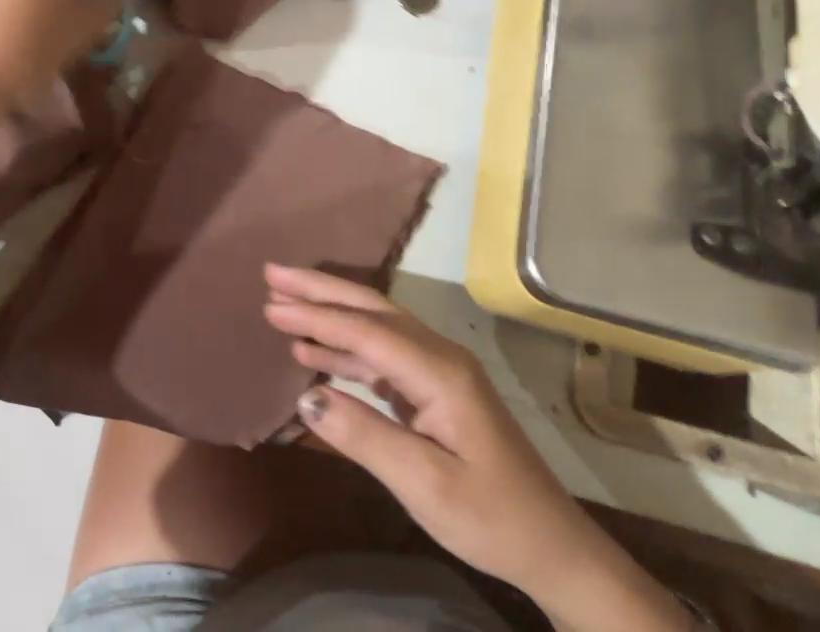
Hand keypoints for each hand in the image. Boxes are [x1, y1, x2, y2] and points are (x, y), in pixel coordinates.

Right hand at [262, 264, 581, 594]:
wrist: (548, 544)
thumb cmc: (489, 516)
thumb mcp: (424, 484)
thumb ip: (364, 436)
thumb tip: (305, 396)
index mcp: (441, 373)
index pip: (367, 332)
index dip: (317, 316)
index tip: (271, 303)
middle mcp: (442, 359)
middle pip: (374, 312)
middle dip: (322, 292)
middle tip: (273, 275)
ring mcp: (441, 374)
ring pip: (378, 330)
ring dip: (331, 317)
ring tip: (283, 306)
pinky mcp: (437, 393)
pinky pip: (383, 357)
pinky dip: (347, 350)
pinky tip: (316, 353)